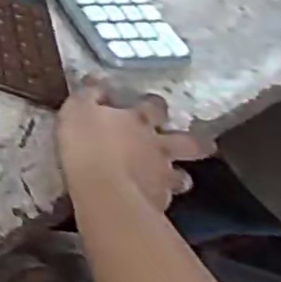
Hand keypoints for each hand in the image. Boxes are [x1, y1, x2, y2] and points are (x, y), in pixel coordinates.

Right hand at [57, 82, 212, 211]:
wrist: (104, 190)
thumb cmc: (86, 141)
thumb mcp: (77, 108)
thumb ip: (89, 94)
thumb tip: (97, 79)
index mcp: (138, 120)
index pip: (154, 107)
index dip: (155, 103)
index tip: (154, 101)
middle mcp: (158, 146)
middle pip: (188, 143)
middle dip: (197, 142)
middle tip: (203, 143)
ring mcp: (162, 176)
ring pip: (182, 175)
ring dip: (179, 174)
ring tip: (175, 176)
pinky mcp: (159, 202)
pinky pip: (164, 196)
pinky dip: (159, 194)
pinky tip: (149, 195)